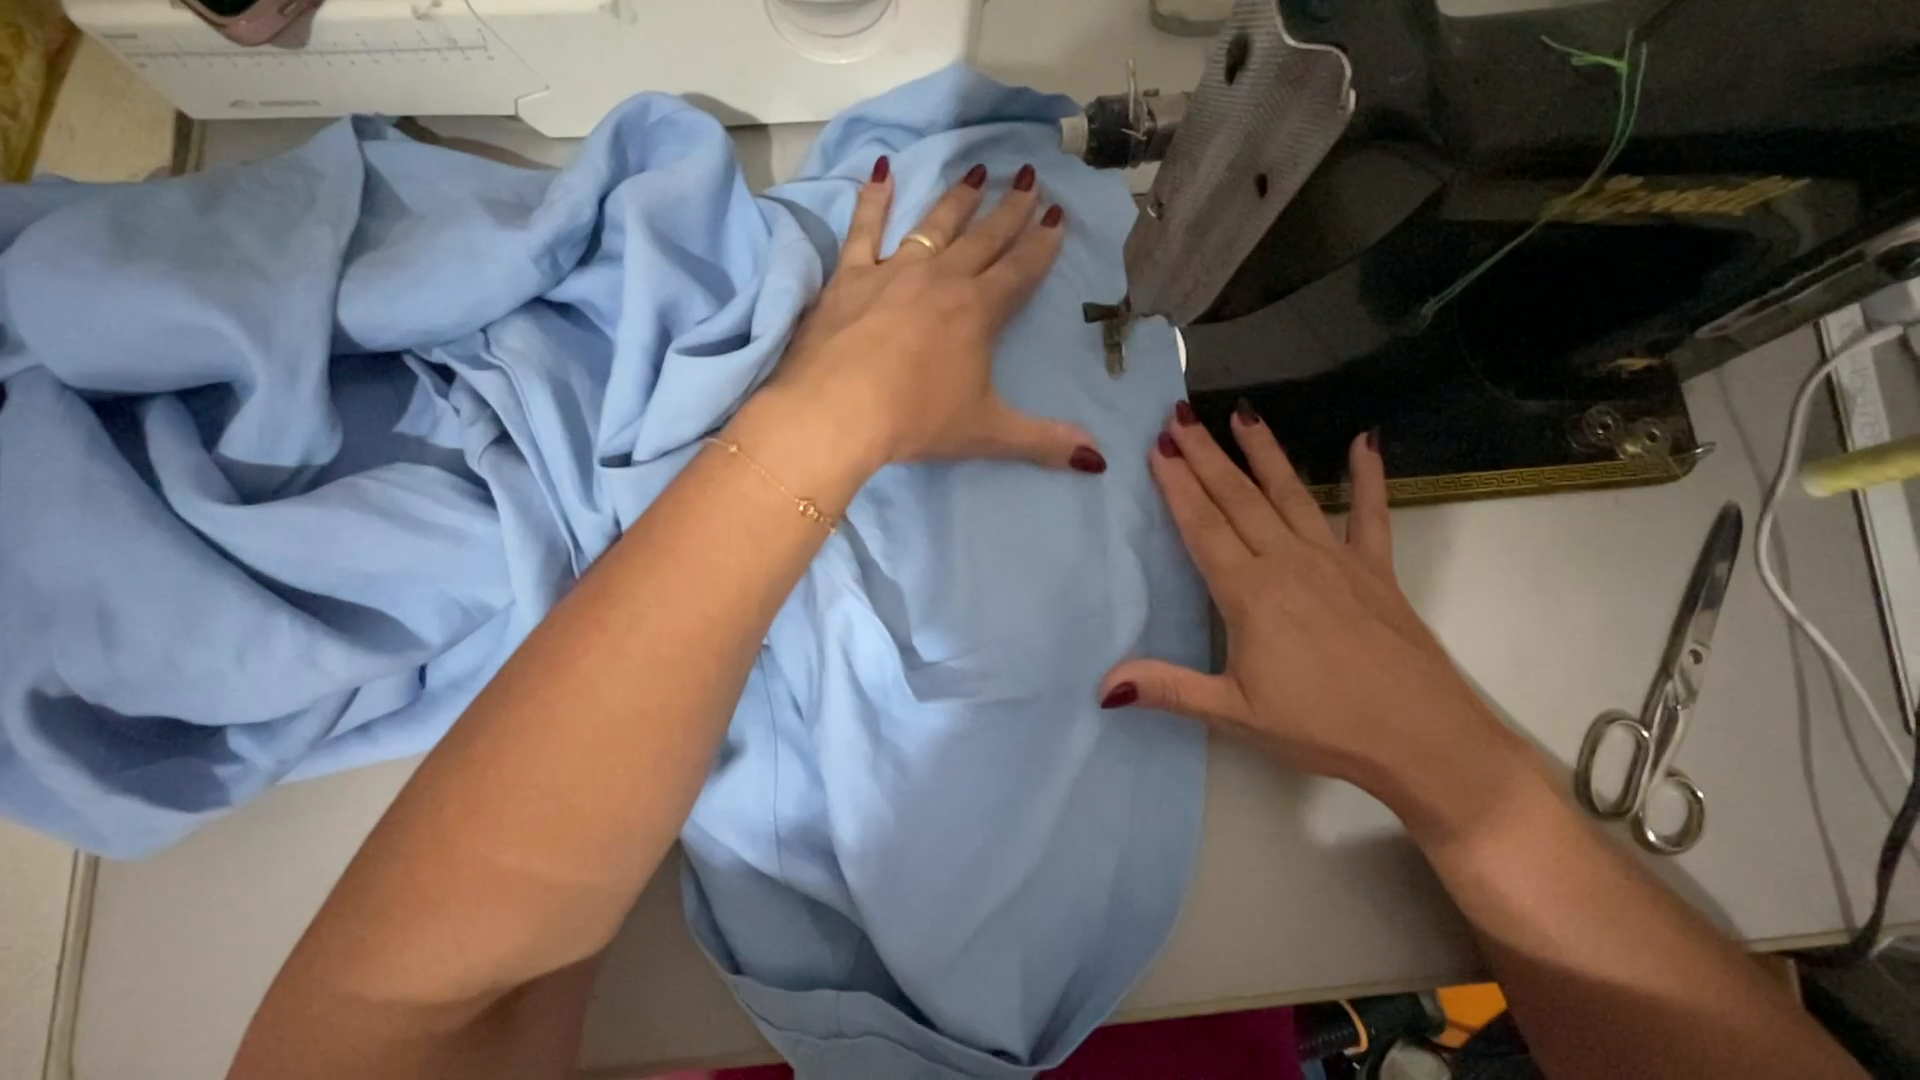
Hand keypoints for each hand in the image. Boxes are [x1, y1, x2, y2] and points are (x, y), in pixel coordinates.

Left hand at [758, 158, 1104, 473]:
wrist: (836, 412)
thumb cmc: (916, 421)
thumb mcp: (987, 433)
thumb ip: (1043, 442)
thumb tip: (1097, 460)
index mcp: (978, 311)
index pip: (1020, 270)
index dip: (1042, 244)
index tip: (1057, 215)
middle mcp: (941, 280)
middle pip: (984, 238)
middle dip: (1010, 209)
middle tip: (1028, 178)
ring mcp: (893, 272)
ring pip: (934, 226)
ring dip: (958, 198)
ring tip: (976, 169)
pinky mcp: (849, 277)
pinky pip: (865, 228)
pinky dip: (874, 198)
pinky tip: (881, 169)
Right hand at [1099, 405, 1524, 821]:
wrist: (1423, 739)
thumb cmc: (1323, 728)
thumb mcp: (1236, 715)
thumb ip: (1170, 690)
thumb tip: (1104, 687)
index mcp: (1250, 593)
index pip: (1203, 527)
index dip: (1177, 485)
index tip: (1157, 447)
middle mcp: (1289, 562)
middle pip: (1238, 498)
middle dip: (1206, 454)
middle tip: (1180, 416)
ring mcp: (1336, 560)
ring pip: (1290, 493)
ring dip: (1263, 451)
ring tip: (1241, 411)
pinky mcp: (1376, 571)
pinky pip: (1370, 513)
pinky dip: (1367, 476)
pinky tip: (1365, 440)